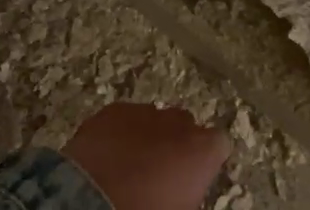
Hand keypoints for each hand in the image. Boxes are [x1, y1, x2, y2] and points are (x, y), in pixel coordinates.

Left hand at [60, 104, 228, 209]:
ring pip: (154, 119)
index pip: (220, 144)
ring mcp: (144, 111)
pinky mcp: (113, 109)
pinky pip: (125, 118)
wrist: (89, 202)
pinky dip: (122, 132)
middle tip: (162, 174)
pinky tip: (109, 155)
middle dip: (178, 144)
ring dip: (149, 137)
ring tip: (132, 165)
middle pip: (186, 126)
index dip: (208, 159)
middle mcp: (177, 122)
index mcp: (202, 150)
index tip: (197, 176)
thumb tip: (182, 191)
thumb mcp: (181, 208)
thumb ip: (190, 194)